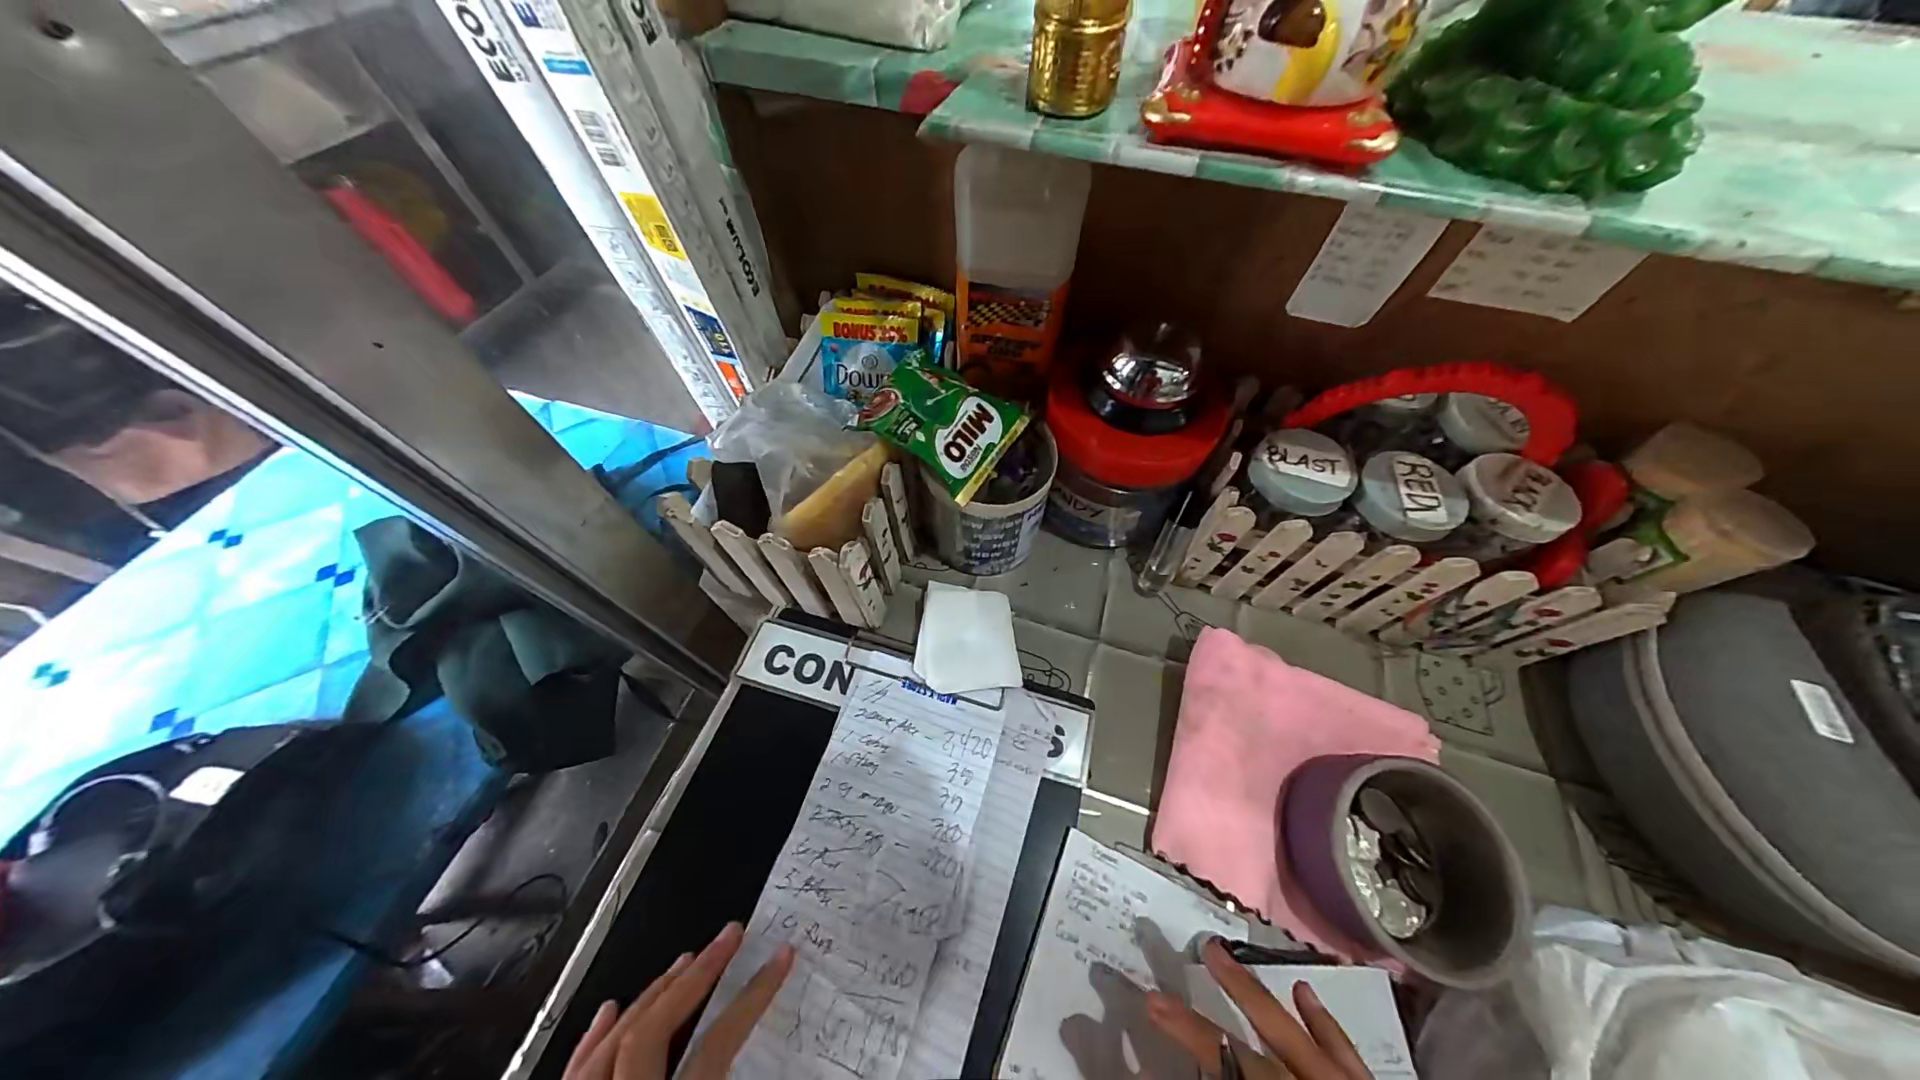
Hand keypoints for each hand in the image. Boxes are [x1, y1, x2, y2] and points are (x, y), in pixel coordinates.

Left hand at [561, 922, 794, 1079]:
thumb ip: (739, 1077)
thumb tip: (781, 1063)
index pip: (713, 1050)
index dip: (751, 1000)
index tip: (781, 959)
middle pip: (650, 1033)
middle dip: (694, 979)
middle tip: (729, 938)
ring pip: (608, 1047)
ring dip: (650, 998)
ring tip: (685, 962)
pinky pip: (572, 1076)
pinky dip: (590, 1039)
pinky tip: (608, 1009)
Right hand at [1145, 938, 1373, 1079]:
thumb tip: (1198, 1073)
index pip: (1234, 1068)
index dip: (1192, 1037)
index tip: (1153, 1006)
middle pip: (1263, 1047)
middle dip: (1225, 1000)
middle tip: (1196, 951)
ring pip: (1301, 1037)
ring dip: (1260, 997)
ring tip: (1226, 958)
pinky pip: (1347, 1058)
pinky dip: (1324, 1024)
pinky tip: (1305, 992)